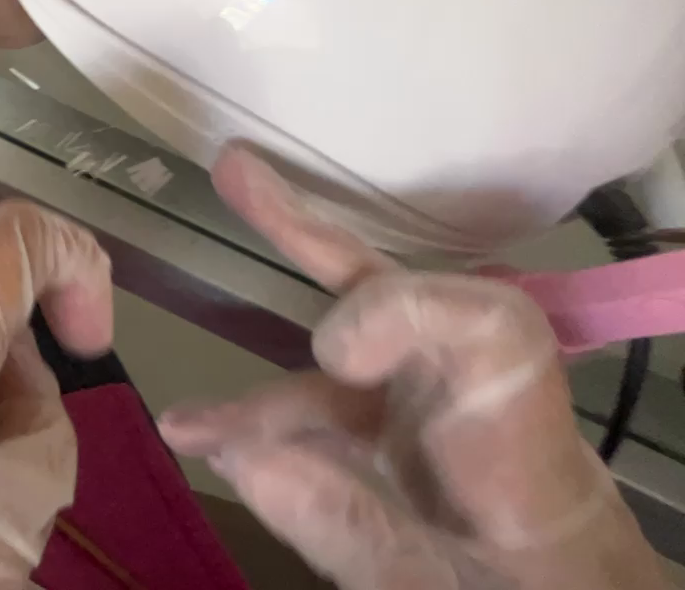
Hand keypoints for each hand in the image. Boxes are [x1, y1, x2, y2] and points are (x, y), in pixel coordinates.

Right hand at [159, 146, 668, 589]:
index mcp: (511, 441)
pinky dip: (253, 420)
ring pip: (339, 354)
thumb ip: (345, 525)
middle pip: (398, 291)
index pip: (481, 326)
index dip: (393, 310)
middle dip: (309, 232)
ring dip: (257, 361)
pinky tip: (200, 437)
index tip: (326, 355)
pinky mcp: (399, 436)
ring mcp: (430, 416)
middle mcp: (470, 403)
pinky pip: (316, 408)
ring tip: (184, 413)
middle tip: (235, 169)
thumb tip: (234, 450)